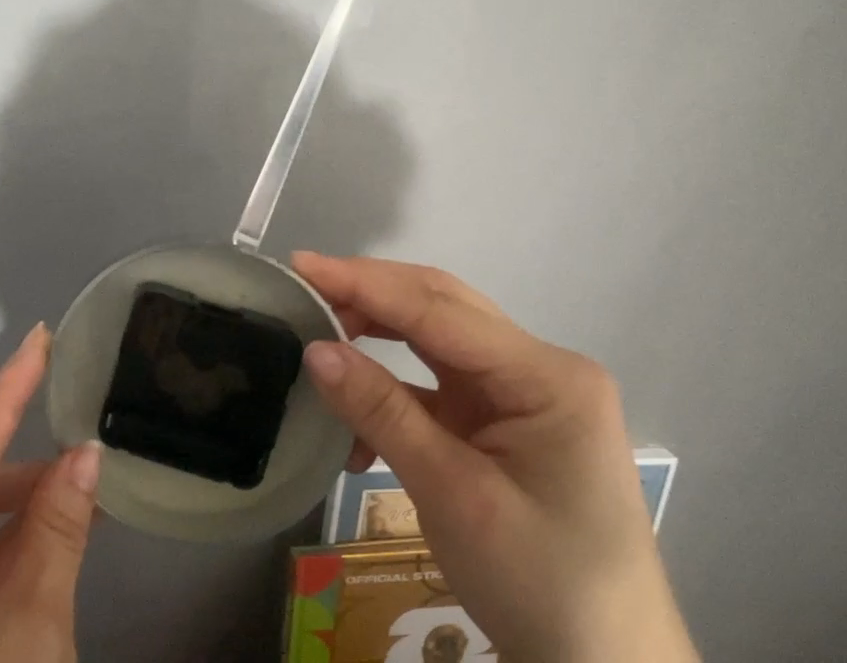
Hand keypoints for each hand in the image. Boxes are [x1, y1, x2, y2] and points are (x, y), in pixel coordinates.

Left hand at [0, 323, 101, 662]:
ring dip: (30, 500)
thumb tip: (89, 453)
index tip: (37, 341)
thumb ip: (58, 531)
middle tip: (78, 419)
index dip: (3, 398)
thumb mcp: (35, 627)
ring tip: (83, 484)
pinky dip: (22, 534)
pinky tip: (63, 519)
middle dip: (25, 461)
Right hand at [291, 253, 698, 662]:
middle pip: (441, 311)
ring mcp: (521, 399)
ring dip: (376, 341)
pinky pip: (435, 389)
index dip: (364, 283)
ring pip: (435, 343)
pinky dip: (390, 395)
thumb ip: (384, 413)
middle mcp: (539, 371)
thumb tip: (314, 349)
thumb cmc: (543, 582)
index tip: (299, 265)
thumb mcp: (455, 495)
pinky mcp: (502, 427)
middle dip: (369, 297)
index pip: (438, 310)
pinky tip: (355, 428)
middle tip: (300, 292)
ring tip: (317, 342)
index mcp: (547, 377)